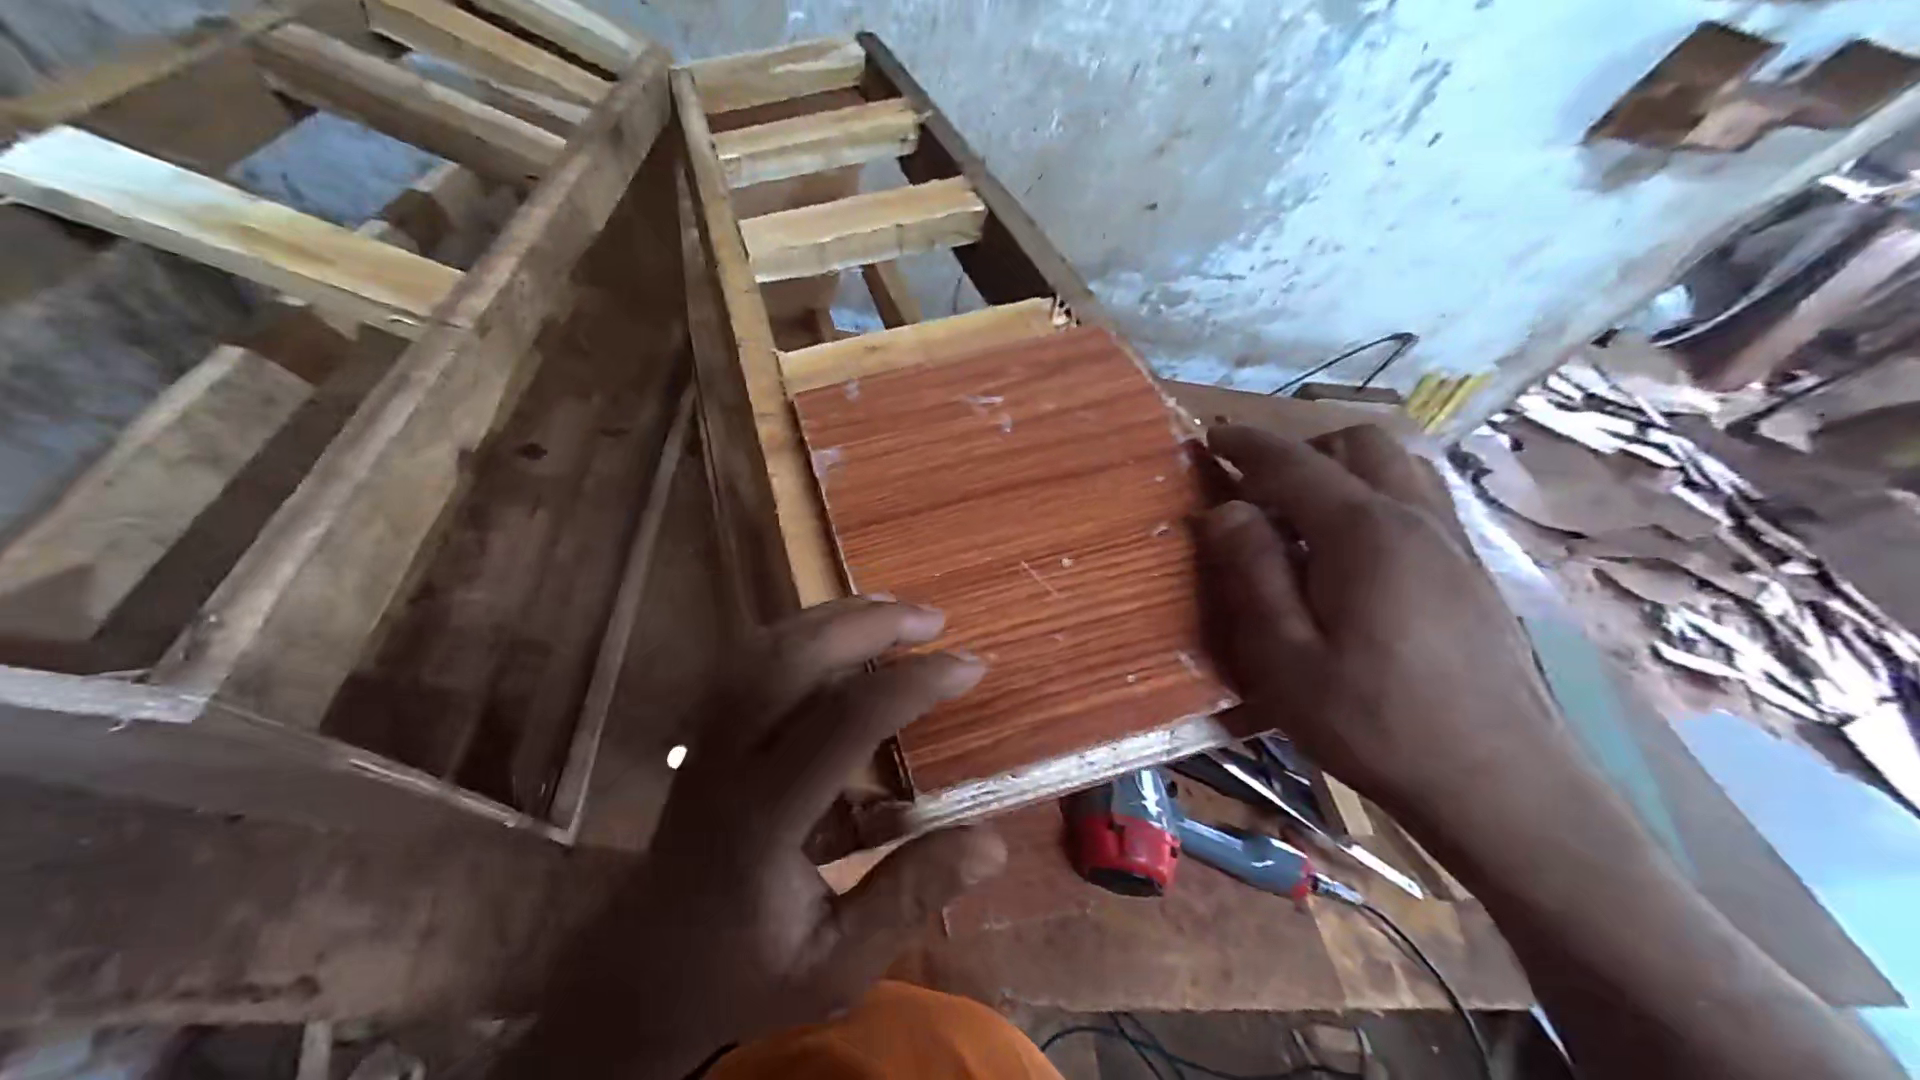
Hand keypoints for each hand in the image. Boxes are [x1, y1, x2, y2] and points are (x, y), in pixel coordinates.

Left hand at [514, 598, 1006, 1078]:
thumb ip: (909, 896)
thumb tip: (991, 840)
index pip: (844, 720)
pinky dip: (802, 633)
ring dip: (834, 618)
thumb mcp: (838, 962)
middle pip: (792, 658)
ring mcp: (705, 740)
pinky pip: (750, 661)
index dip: (914, 683)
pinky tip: (838, 635)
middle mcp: (725, 761)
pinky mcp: (703, 734)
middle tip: (934, 621)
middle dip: (869, 625)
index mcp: (761, 818)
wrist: (643, 973)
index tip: (970, 667)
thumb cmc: (745, 972)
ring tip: (894, 610)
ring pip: (764, 648)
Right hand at [1197, 423, 1577, 829]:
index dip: (1247, 445)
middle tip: (1259, 491)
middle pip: (1358, 445)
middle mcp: (1416, 518)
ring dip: (1343, 471)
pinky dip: (1376, 497)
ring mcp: (1455, 542)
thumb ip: (1251, 573)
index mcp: (1363, 532)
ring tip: (1305, 516)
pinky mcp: (1474, 571)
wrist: (1501, 784)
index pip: (1294, 463)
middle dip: (1301, 451)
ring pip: (1398, 467)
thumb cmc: (1374, 723)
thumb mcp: (1285, 657)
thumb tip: (1224, 510)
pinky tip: (1355, 555)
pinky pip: (1420, 500)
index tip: (1211, 436)